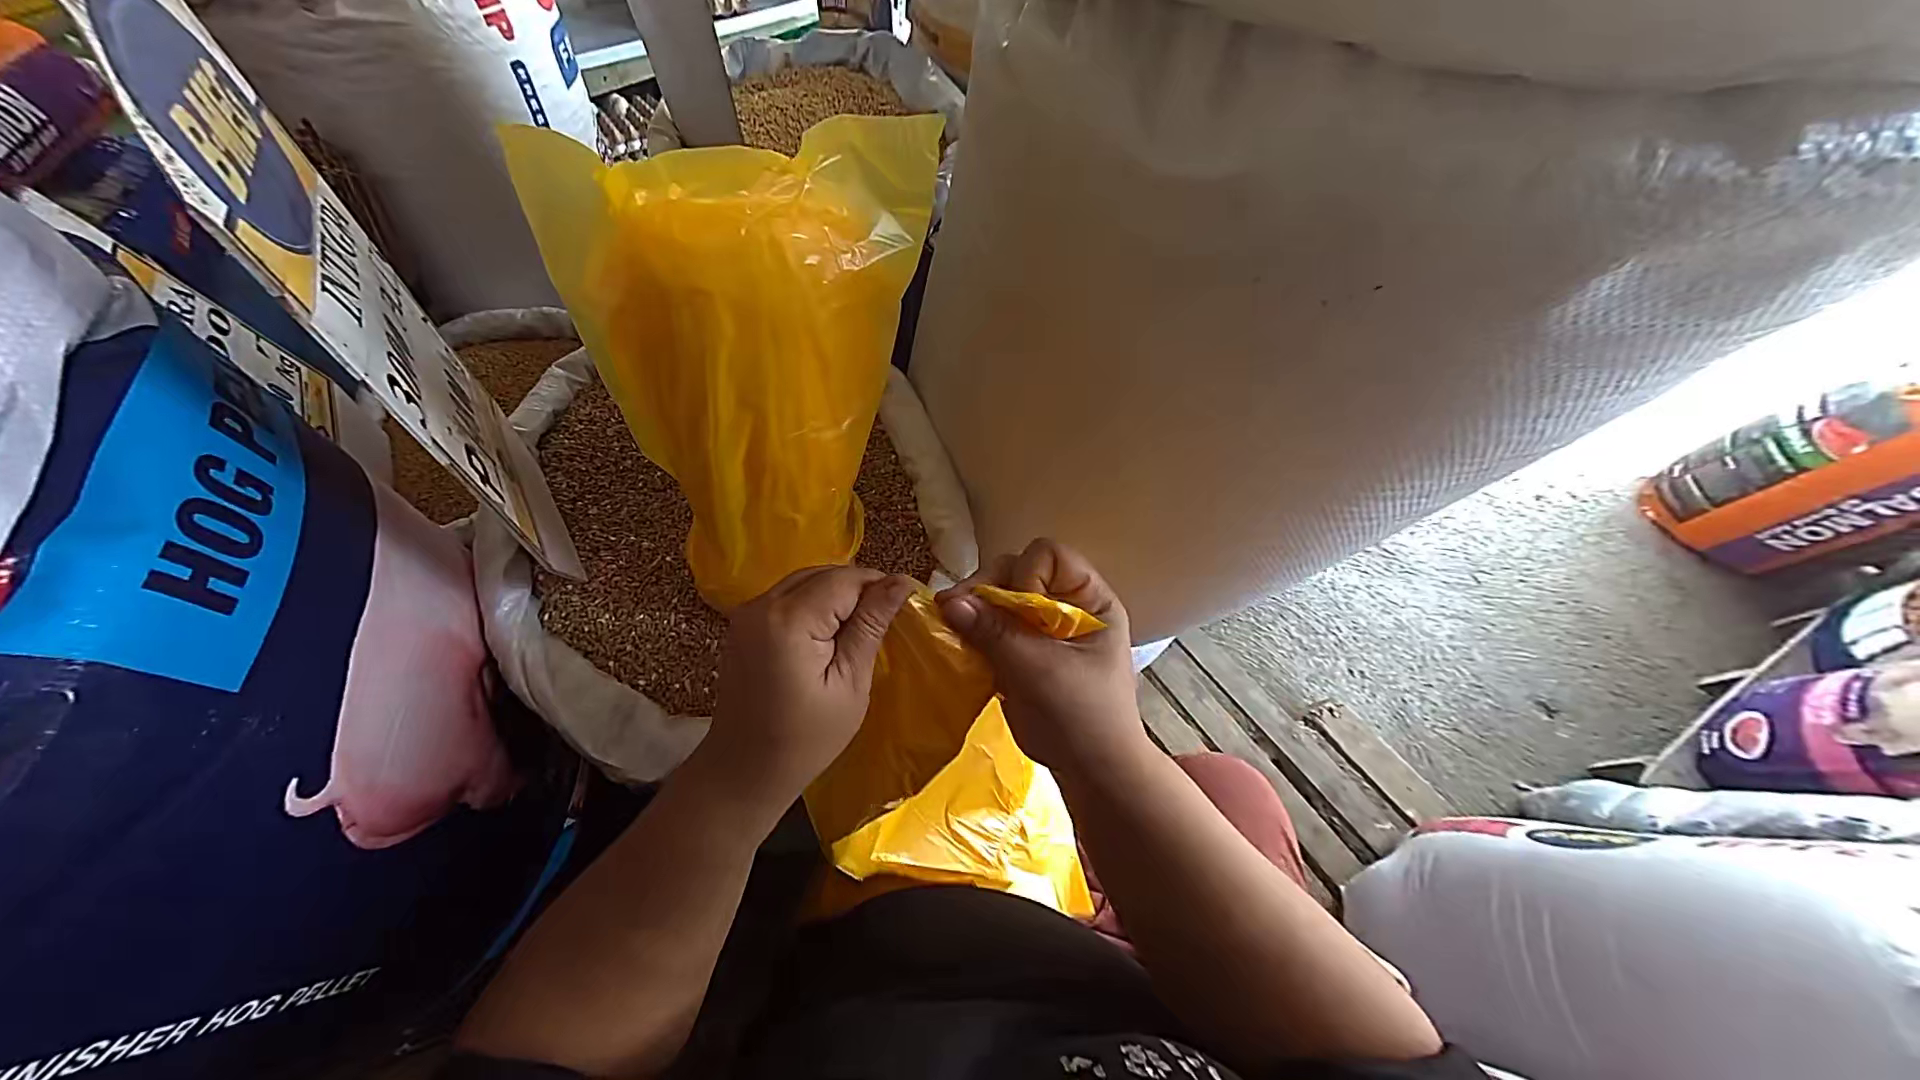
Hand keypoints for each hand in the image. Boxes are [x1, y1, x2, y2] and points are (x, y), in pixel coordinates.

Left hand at [703, 566, 915, 807]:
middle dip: (858, 587)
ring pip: (805, 580)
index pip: (845, 579)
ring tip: (862, 625)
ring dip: (836, 594)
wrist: (742, 771)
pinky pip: (787, 596)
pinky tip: (830, 632)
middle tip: (886, 617)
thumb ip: (871, 625)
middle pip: (823, 573)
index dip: (878, 585)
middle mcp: (762, 605)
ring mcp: (747, 613)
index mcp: (789, 620)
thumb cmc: (805, 739)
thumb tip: (900, 582)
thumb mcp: (850, 683)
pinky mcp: (742, 625)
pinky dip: (814, 603)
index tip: (905, 604)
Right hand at [936, 539, 1146, 774]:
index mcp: (1089, 600)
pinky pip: (989, 625)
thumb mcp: (1040, 670)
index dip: (1027, 575)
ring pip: (998, 596)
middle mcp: (1064, 604)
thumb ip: (996, 633)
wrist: (1090, 770)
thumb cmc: (1081, 716)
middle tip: (958, 611)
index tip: (1017, 609)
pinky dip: (971, 630)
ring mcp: (1040, 627)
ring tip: (952, 626)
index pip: (1050, 555)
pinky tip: (957, 641)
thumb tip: (950, 602)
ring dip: (973, 608)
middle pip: (1016, 570)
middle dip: (987, 589)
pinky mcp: (1019, 649)